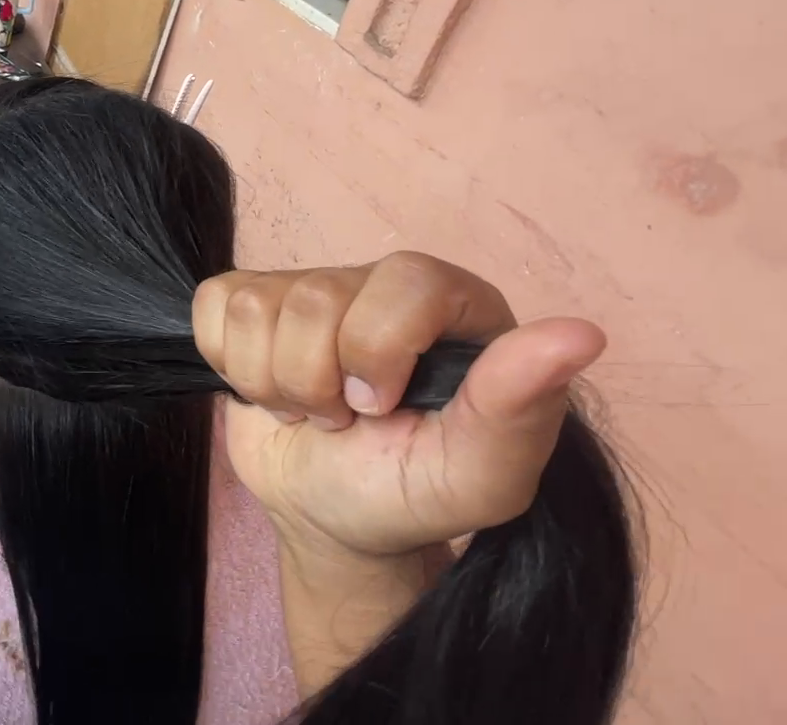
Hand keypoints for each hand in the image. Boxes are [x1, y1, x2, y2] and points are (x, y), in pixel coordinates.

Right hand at [193, 251, 605, 558]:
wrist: (326, 509)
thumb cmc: (405, 493)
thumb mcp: (477, 477)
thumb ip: (519, 409)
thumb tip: (579, 333)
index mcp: (452, 306)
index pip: (406, 281)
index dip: (377, 347)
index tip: (376, 408)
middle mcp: (376, 283)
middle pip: (311, 298)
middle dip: (312, 382)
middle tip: (341, 419)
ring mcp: (301, 286)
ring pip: (255, 305)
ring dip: (269, 380)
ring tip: (304, 409)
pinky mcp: (242, 299)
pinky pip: (211, 305)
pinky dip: (226, 362)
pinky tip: (262, 386)